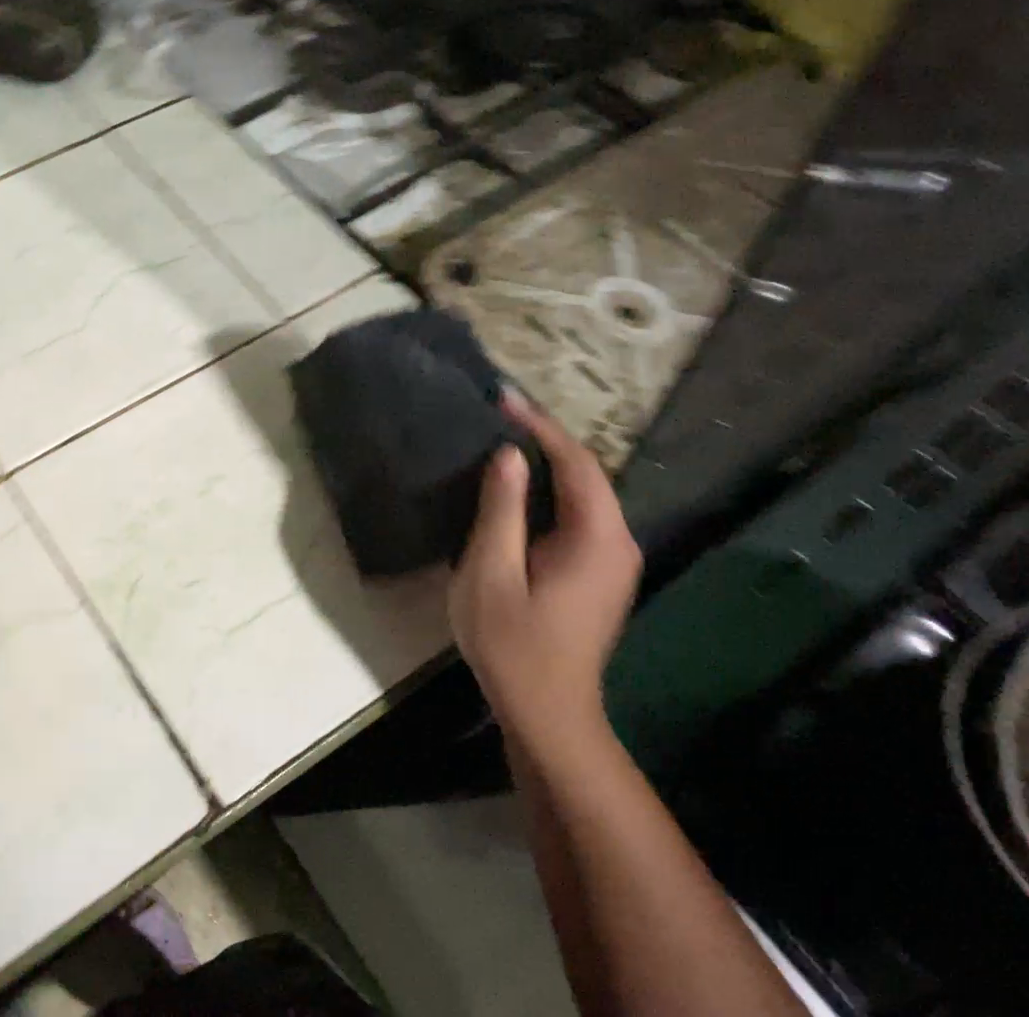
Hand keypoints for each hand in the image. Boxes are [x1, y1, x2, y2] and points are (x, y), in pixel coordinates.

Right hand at [448, 396, 641, 740]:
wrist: (546, 710)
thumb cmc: (512, 643)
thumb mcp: (492, 573)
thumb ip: (501, 512)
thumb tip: (508, 457)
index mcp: (598, 538)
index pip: (577, 463)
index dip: (540, 426)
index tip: (503, 399)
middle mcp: (617, 543)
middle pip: (584, 477)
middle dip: (542, 442)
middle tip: (495, 418)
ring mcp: (611, 563)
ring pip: (579, 499)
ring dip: (543, 471)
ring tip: (498, 448)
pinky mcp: (596, 577)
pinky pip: (574, 521)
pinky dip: (545, 499)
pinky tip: (512, 498)